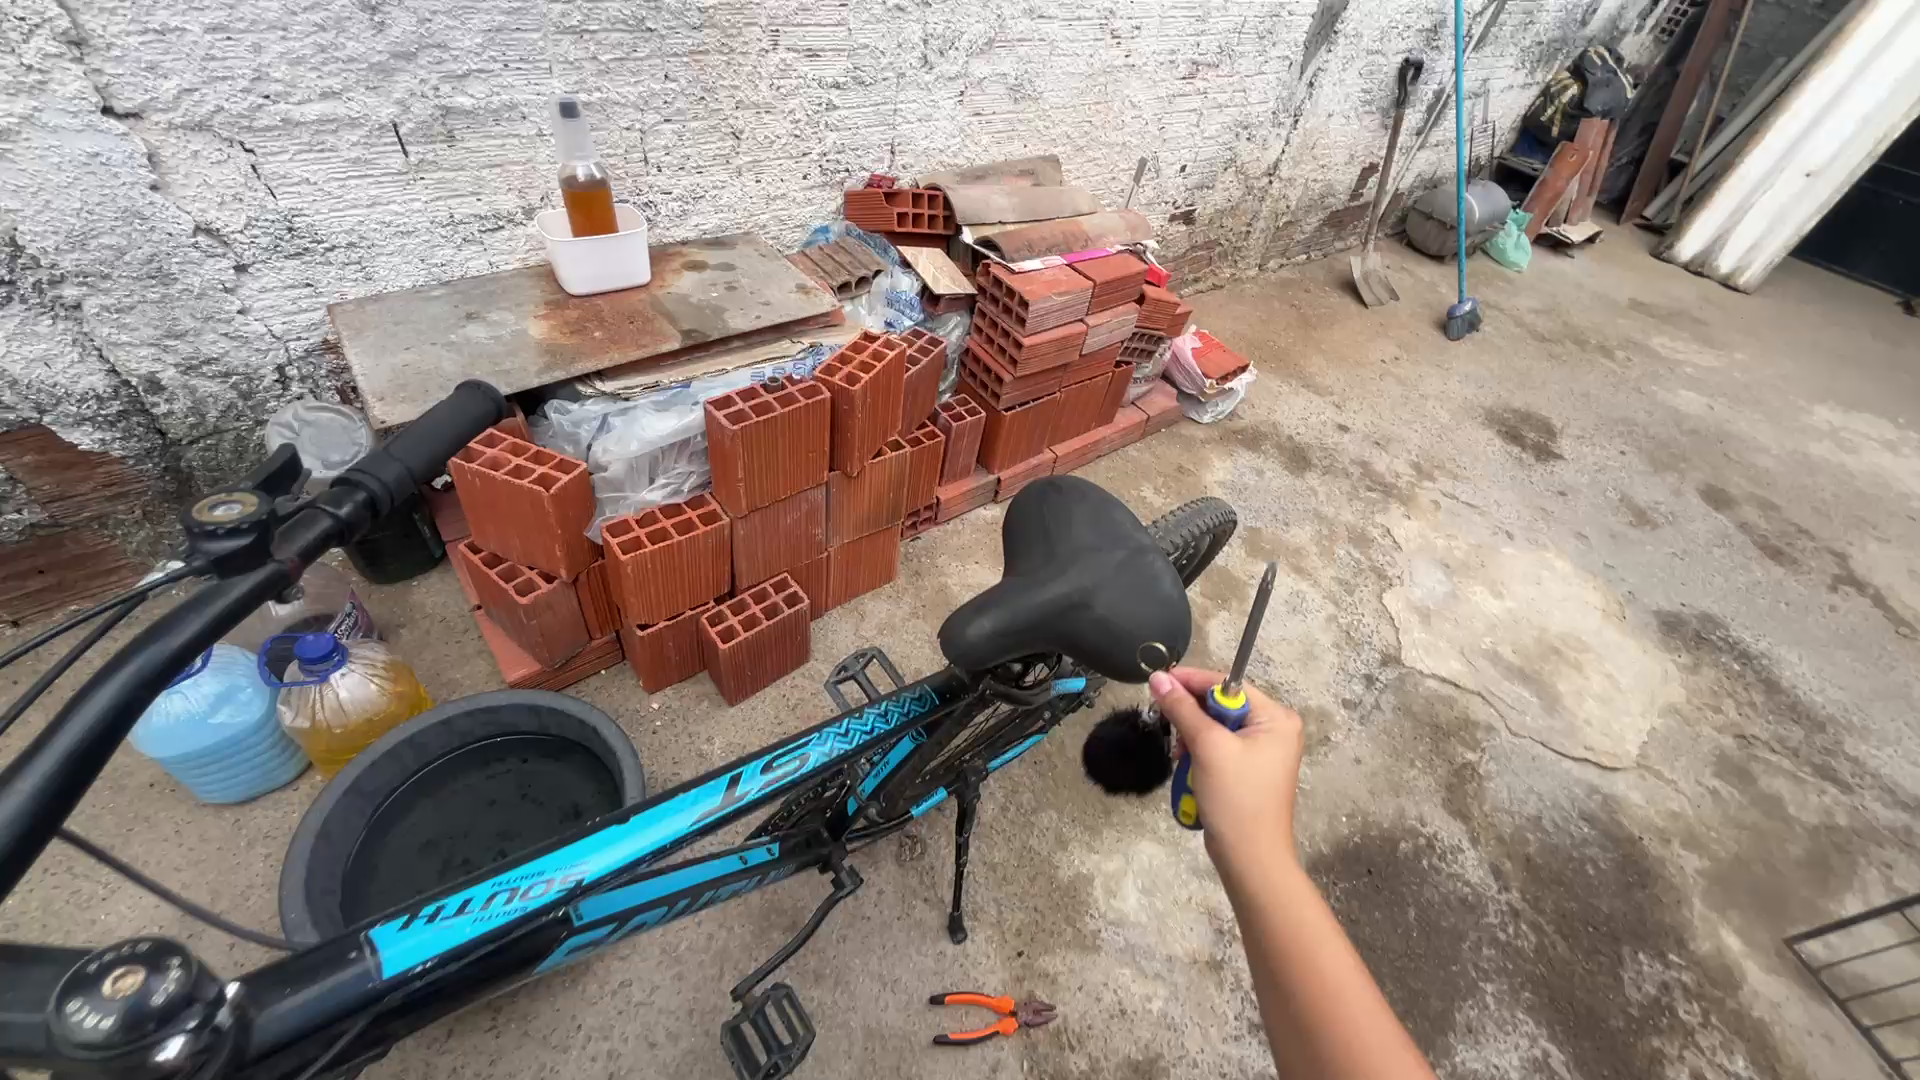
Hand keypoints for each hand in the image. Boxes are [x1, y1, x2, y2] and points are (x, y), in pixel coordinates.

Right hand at [1148, 667, 1304, 874]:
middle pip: (1221, 703)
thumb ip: (1181, 708)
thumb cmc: (1235, 797)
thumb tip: (1157, 677)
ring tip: (1180, 752)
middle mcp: (1274, 728)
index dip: (1191, 681)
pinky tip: (1188, 762)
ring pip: (1215, 724)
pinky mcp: (1248, 768)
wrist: (1250, 858)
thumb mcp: (1207, 746)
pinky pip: (1218, 744)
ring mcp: (1262, 750)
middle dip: (1191, 712)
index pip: (1227, 683)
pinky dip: (1199, 749)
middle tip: (1166, 722)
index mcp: (1276, 717)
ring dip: (1192, 733)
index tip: (1157, 682)